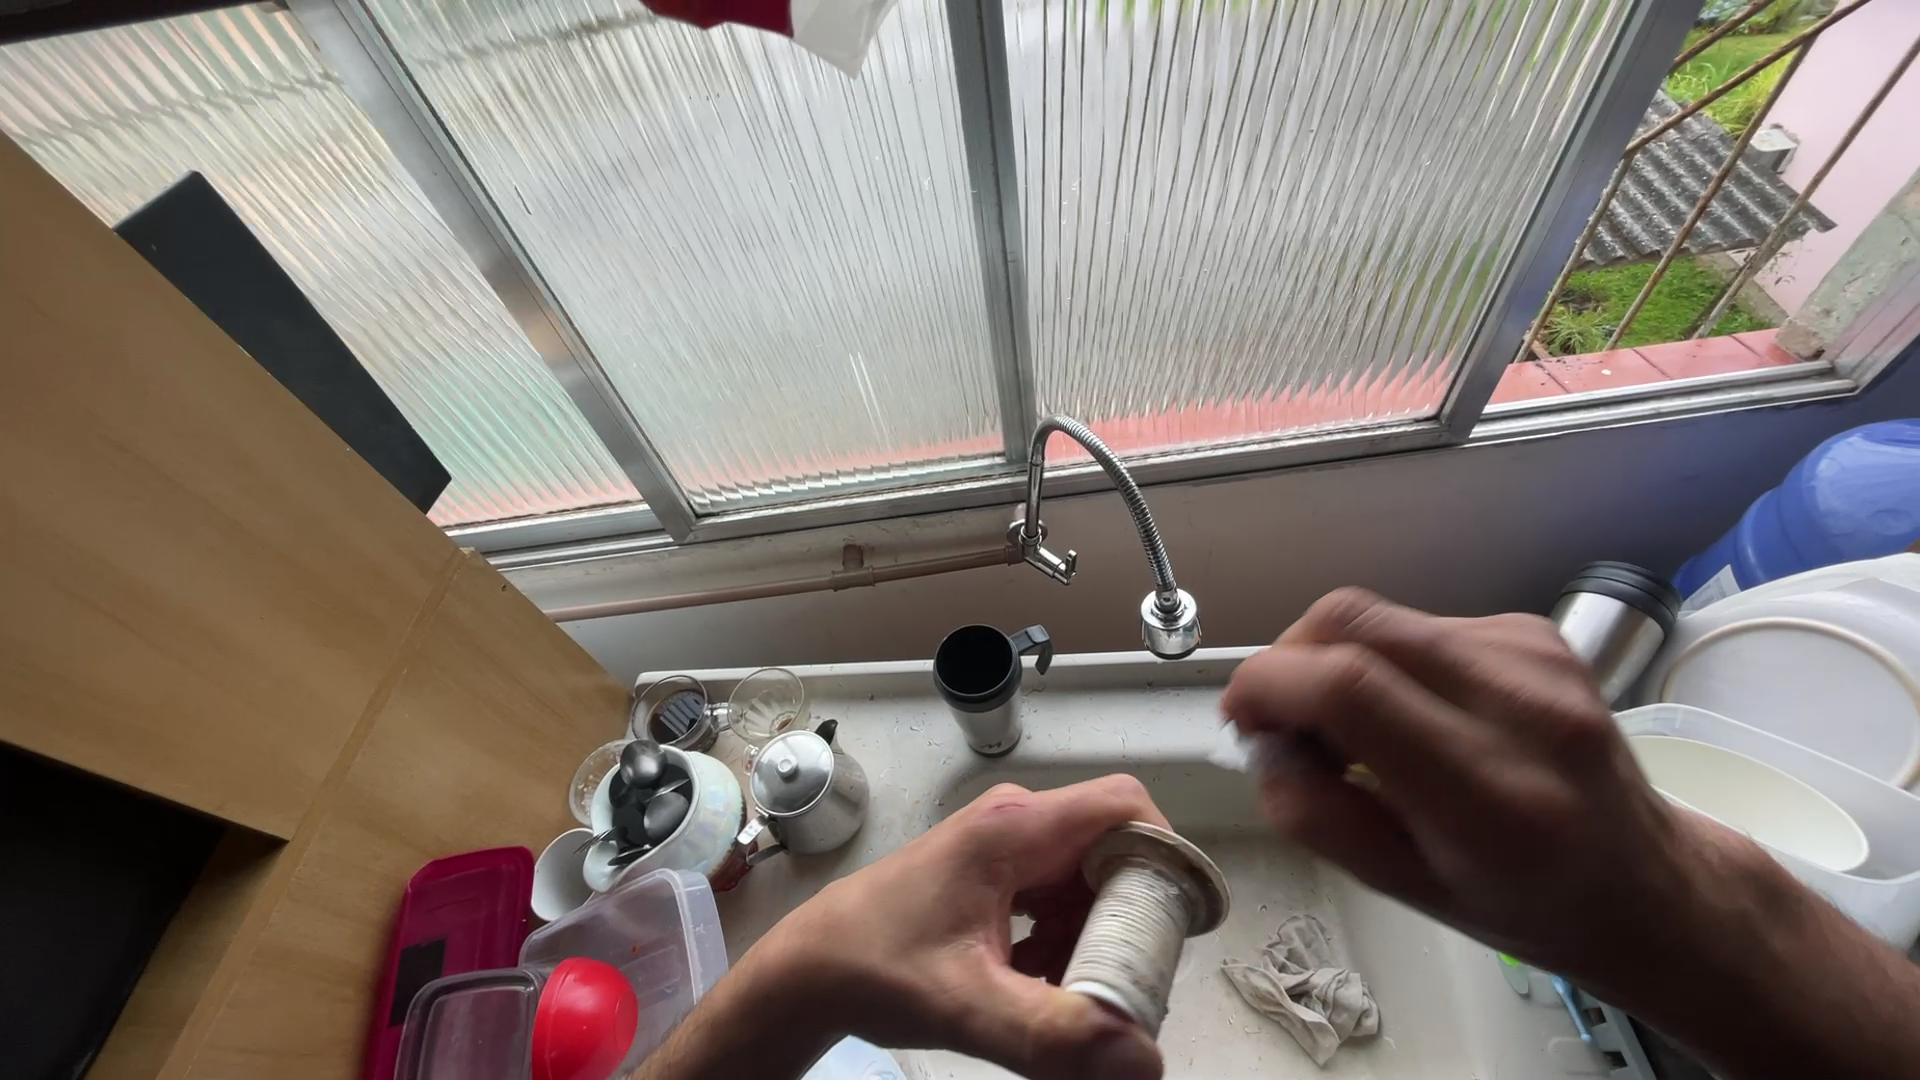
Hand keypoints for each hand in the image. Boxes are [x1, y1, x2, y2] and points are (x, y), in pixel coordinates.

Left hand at [638, 774, 1167, 1079]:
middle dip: (1131, 916)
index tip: (1175, 923)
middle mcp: (1019, 825)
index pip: (1122, 805)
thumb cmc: (880, 965)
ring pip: (1088, 880)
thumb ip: (1053, 1035)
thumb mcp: (966, 1005)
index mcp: (1016, 829)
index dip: (1164, 852)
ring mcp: (1008, 848)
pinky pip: (1060, 899)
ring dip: (1097, 937)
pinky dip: (1067, 942)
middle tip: (1125, 982)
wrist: (815, 961)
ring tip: (1076, 995)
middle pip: (1112, 849)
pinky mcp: (999, 875)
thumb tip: (1144, 1058)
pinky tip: (1041, 988)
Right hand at [1222, 587, 1919, 1079]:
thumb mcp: (1395, 885)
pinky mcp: (1532, 630)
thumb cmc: (1517, 900)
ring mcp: (1534, 656)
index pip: (1347, 686)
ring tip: (1347, 719)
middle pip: (1348, 620)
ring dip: (1326, 658)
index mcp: (1490, 793)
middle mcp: (1521, 706)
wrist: (1648, 884)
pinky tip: (1399, 703)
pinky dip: (1374, 654)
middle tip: (1282, 714)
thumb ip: (1307, 809)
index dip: (1266, 683)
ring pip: (1370, 614)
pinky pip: (1409, 620)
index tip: (1242, 716)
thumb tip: (1261, 738)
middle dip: (1285, 659)